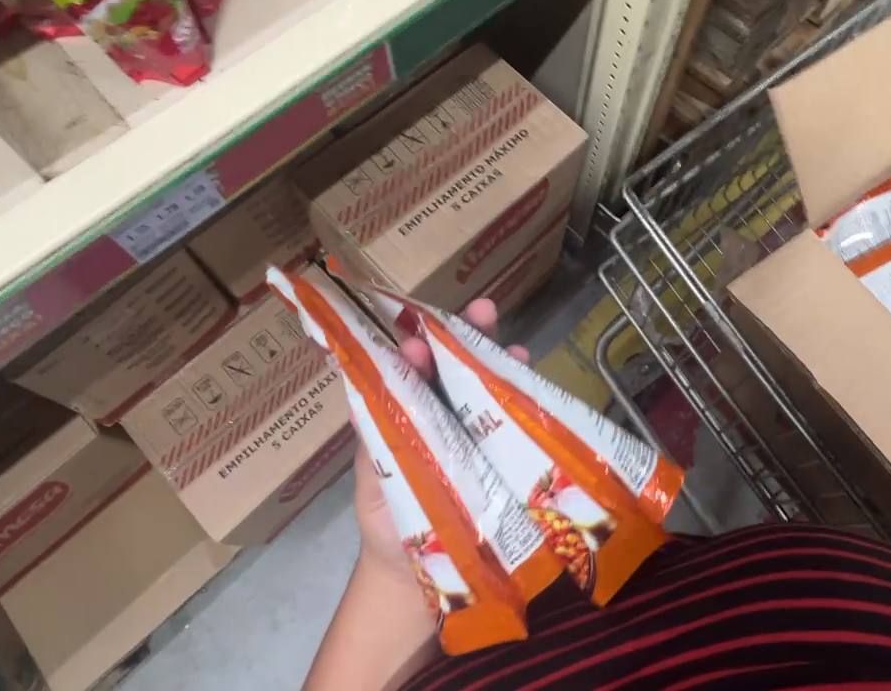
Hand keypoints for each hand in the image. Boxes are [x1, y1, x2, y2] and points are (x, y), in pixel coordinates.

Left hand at [351, 298, 529, 583]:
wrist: (420, 580)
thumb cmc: (388, 522)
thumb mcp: (375, 474)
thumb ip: (374, 433)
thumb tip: (366, 382)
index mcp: (408, 409)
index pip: (415, 366)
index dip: (419, 345)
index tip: (421, 336)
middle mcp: (443, 411)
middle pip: (454, 364)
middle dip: (467, 334)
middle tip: (483, 310)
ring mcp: (474, 430)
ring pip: (484, 383)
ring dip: (496, 356)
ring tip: (509, 341)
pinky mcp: (500, 452)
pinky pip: (509, 416)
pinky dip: (516, 392)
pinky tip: (524, 375)